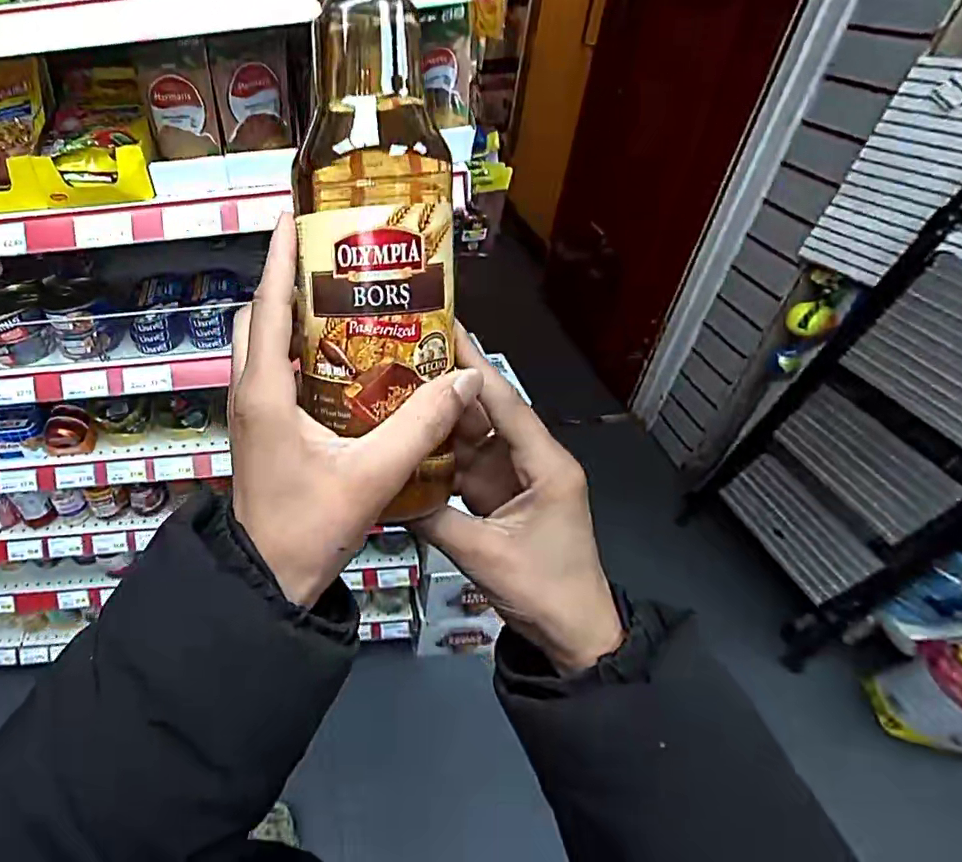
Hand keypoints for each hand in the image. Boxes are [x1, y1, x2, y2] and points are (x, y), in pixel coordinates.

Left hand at [229, 212, 482, 606]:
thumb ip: (422, 424)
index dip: (277, 257)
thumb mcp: (373, 475)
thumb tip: (466, 376)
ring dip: (287, 315)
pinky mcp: (256, 425)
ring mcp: (248, 409)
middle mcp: (248, 391)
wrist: (266, 578)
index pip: (267, 305)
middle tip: (329, 262)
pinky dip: (292, 348)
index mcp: (266, 391)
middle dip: (284, 282)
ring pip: (259, 342)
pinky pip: (269, 368)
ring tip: (337, 299)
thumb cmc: (308, 528)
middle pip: (257, 316)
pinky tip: (335, 356)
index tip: (291, 217)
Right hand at [411, 330, 624, 673]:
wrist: (575, 635)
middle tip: (403, 356)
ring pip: (471, 437)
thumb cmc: (546, 591)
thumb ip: (434, 520)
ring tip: (396, 391)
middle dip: (448, 385)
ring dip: (439, 418)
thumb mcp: (486, 556)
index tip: (448, 326)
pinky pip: (464, 464)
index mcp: (544, 464)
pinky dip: (439, 454)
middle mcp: (530, 460)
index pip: (504, 402)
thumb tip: (386, 491)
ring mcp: (513, 477)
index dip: (475, 364)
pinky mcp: (498, 495)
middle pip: (484, 413)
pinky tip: (409, 439)